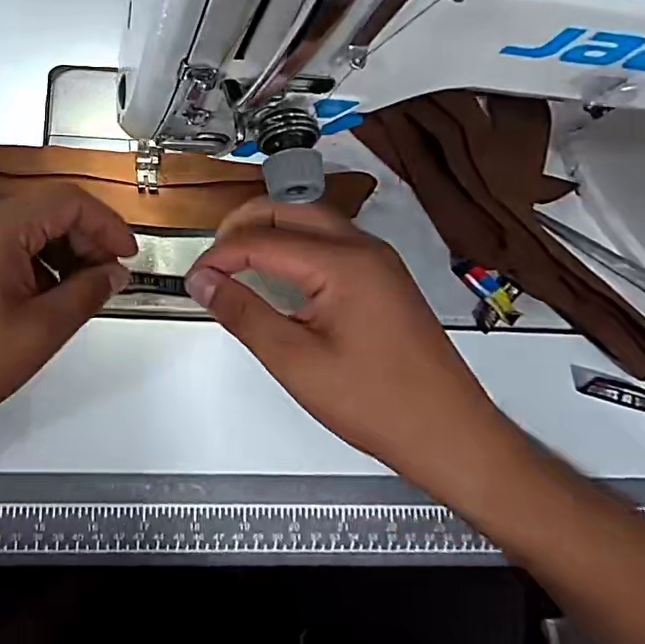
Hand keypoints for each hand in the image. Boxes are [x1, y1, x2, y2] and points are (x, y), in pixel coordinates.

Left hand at [0, 185, 136, 491]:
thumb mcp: (38, 332)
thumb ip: (86, 294)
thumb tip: (113, 273)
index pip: (67, 201)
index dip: (107, 226)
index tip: (127, 256)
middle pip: (45, 211)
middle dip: (85, 240)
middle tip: (109, 279)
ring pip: (25, 231)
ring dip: (60, 255)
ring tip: (81, 295)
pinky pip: (2, 249)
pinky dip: (33, 267)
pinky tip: (47, 301)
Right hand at [185, 198, 521, 490]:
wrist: (449, 433)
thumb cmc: (379, 403)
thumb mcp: (294, 361)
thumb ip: (243, 313)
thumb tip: (205, 282)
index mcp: (343, 263)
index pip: (261, 239)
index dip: (219, 256)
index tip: (195, 279)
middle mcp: (364, 249)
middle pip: (288, 210)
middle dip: (242, 226)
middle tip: (211, 259)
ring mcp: (378, 261)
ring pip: (311, 220)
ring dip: (269, 231)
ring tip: (236, 262)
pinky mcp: (384, 278)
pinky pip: (330, 241)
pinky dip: (294, 245)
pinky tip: (277, 275)